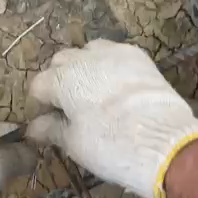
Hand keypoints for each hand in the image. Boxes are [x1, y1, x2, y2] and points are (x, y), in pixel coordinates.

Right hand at [25, 39, 197, 197]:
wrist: (163, 143)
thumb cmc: (110, 146)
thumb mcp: (74, 143)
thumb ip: (51, 129)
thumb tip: (34, 127)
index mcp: (61, 79)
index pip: (38, 86)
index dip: (41, 104)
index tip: (49, 121)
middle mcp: (83, 58)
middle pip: (61, 62)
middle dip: (60, 81)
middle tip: (71, 108)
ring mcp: (113, 52)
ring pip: (88, 52)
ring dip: (85, 68)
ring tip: (95, 93)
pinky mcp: (138, 56)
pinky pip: (115, 54)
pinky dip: (110, 66)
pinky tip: (118, 87)